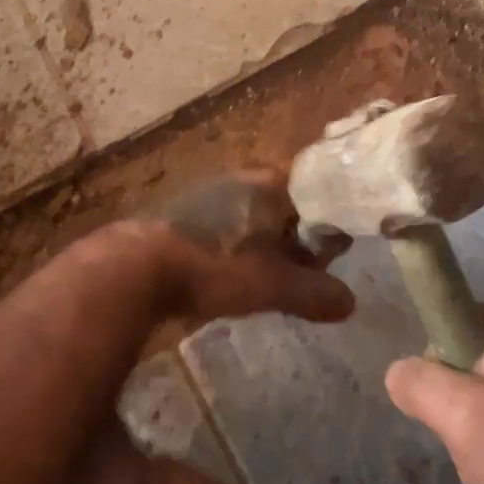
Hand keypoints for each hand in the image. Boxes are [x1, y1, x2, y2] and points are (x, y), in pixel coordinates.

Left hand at [141, 176, 354, 325]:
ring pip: (254, 219)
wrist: (132, 269)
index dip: (330, 223)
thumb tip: (351, 304)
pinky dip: (237, 251)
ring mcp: (209, 196)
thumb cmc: (216, 265)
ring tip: (273, 281)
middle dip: (298, 238)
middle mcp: (243, 180)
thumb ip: (313, 292)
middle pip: (287, 207)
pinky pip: (226, 231)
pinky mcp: (182, 217)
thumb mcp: (273, 284)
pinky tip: (233, 279)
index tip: (336, 254)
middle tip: (308, 273)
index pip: (318, 194)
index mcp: (271, 183)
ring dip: (267, 246)